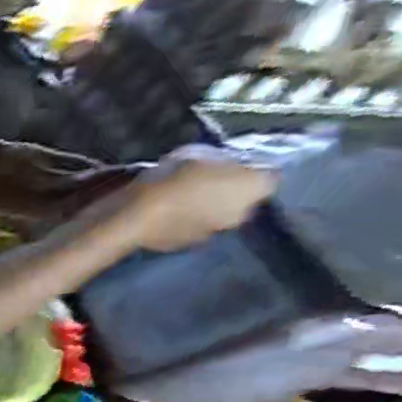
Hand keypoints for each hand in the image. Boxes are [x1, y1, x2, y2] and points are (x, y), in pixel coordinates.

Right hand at [126, 144, 276, 252]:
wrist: (133, 217)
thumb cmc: (174, 177)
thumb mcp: (202, 153)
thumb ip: (222, 161)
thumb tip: (225, 166)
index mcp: (259, 185)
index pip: (268, 173)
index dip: (250, 169)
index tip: (233, 165)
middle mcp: (244, 213)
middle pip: (242, 200)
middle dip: (229, 193)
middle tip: (206, 184)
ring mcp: (213, 234)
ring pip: (216, 218)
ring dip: (205, 211)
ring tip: (182, 203)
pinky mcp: (185, 247)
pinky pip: (191, 231)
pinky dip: (183, 225)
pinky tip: (167, 218)